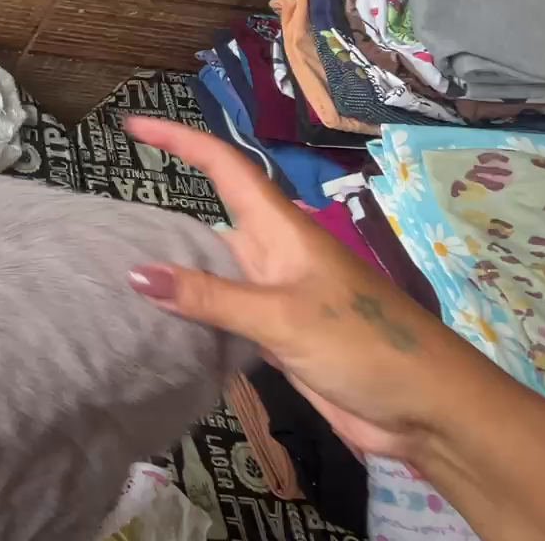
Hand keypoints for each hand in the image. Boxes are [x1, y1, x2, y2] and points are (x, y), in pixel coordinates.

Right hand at [119, 115, 495, 462]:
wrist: (438, 418)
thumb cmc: (369, 346)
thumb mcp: (283, 318)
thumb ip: (208, 297)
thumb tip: (135, 273)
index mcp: (280, 230)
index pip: (223, 167)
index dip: (179, 140)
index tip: (134, 125)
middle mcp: (271, 253)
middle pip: (207, 219)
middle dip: (161, 215)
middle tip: (106, 222)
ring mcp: (274, 294)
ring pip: (209, 269)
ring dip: (172, 270)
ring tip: (116, 271)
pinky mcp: (276, 333)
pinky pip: (218, 310)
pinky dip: (188, 310)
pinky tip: (157, 320)